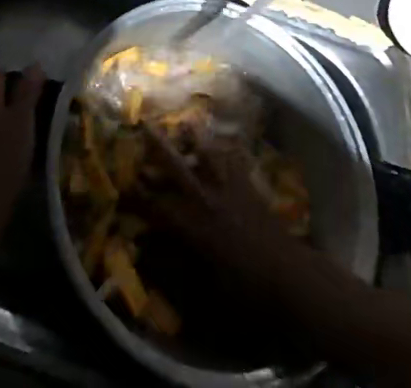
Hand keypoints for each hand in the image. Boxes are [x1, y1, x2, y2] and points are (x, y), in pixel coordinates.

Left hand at [0, 65, 44, 246]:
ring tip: (27, 128)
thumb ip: (28, 92)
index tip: (36, 91)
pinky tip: (13, 145)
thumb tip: (35, 64)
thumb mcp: (22, 122)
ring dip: (5, 114)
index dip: (16, 78)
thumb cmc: (3, 158)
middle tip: (34, 109)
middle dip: (10, 95)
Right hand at [146, 131, 309, 285]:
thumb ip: (171, 266)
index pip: (156, 205)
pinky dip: (229, 151)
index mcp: (191, 225)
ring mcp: (229, 190)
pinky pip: (237, 162)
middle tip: (144, 124)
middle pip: (177, 166)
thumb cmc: (243, 288)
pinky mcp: (250, 189)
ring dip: (196, 138)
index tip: (122, 183)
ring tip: (187, 122)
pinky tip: (226, 145)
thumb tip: (145, 248)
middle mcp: (206, 200)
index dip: (137, 195)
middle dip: (158, 146)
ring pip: (209, 155)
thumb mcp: (201, 287)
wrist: (288, 275)